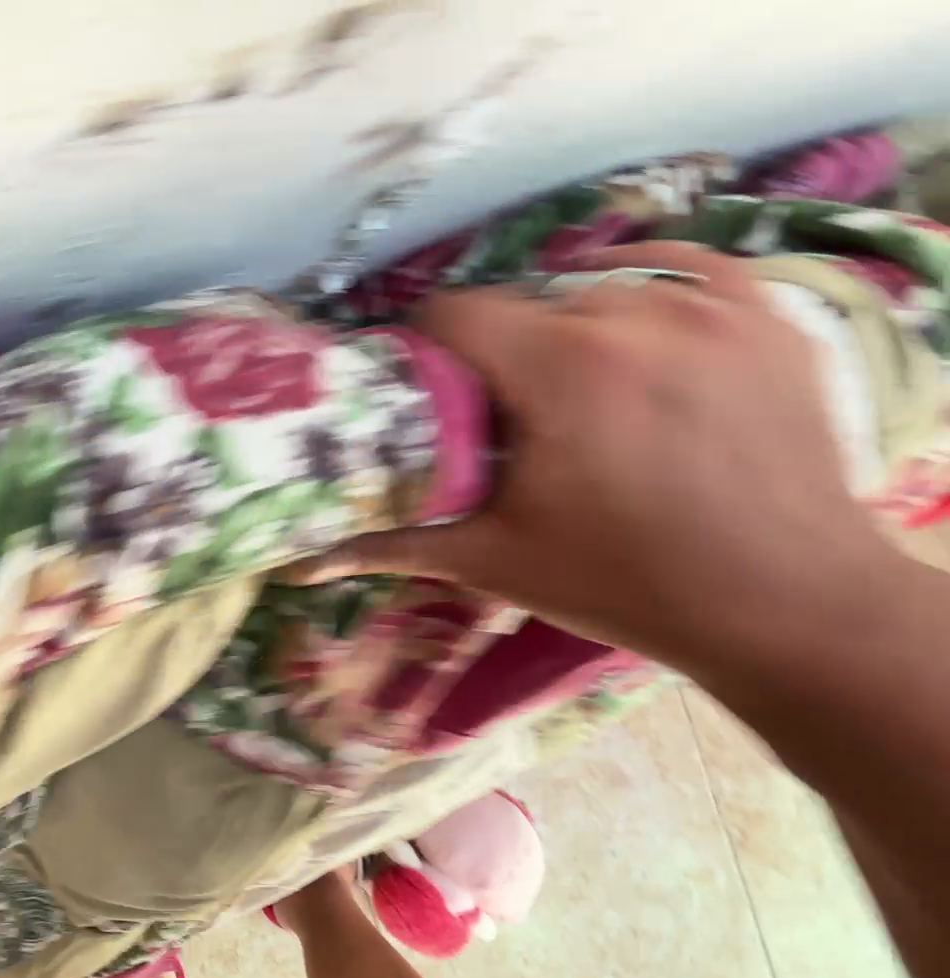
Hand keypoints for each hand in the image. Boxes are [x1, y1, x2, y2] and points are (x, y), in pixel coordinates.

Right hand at [295, 241, 901, 669]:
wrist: (785, 606)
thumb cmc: (621, 582)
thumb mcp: (490, 560)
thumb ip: (389, 544)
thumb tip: (296, 565)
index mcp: (561, 370)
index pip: (456, 312)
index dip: (421, 342)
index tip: (417, 383)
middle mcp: (637, 320)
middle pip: (521, 302)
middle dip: (490, 347)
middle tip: (487, 406)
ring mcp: (714, 313)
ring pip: (594, 288)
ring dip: (560, 325)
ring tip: (557, 383)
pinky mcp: (768, 323)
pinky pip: (687, 268)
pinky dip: (644, 284)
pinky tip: (624, 318)